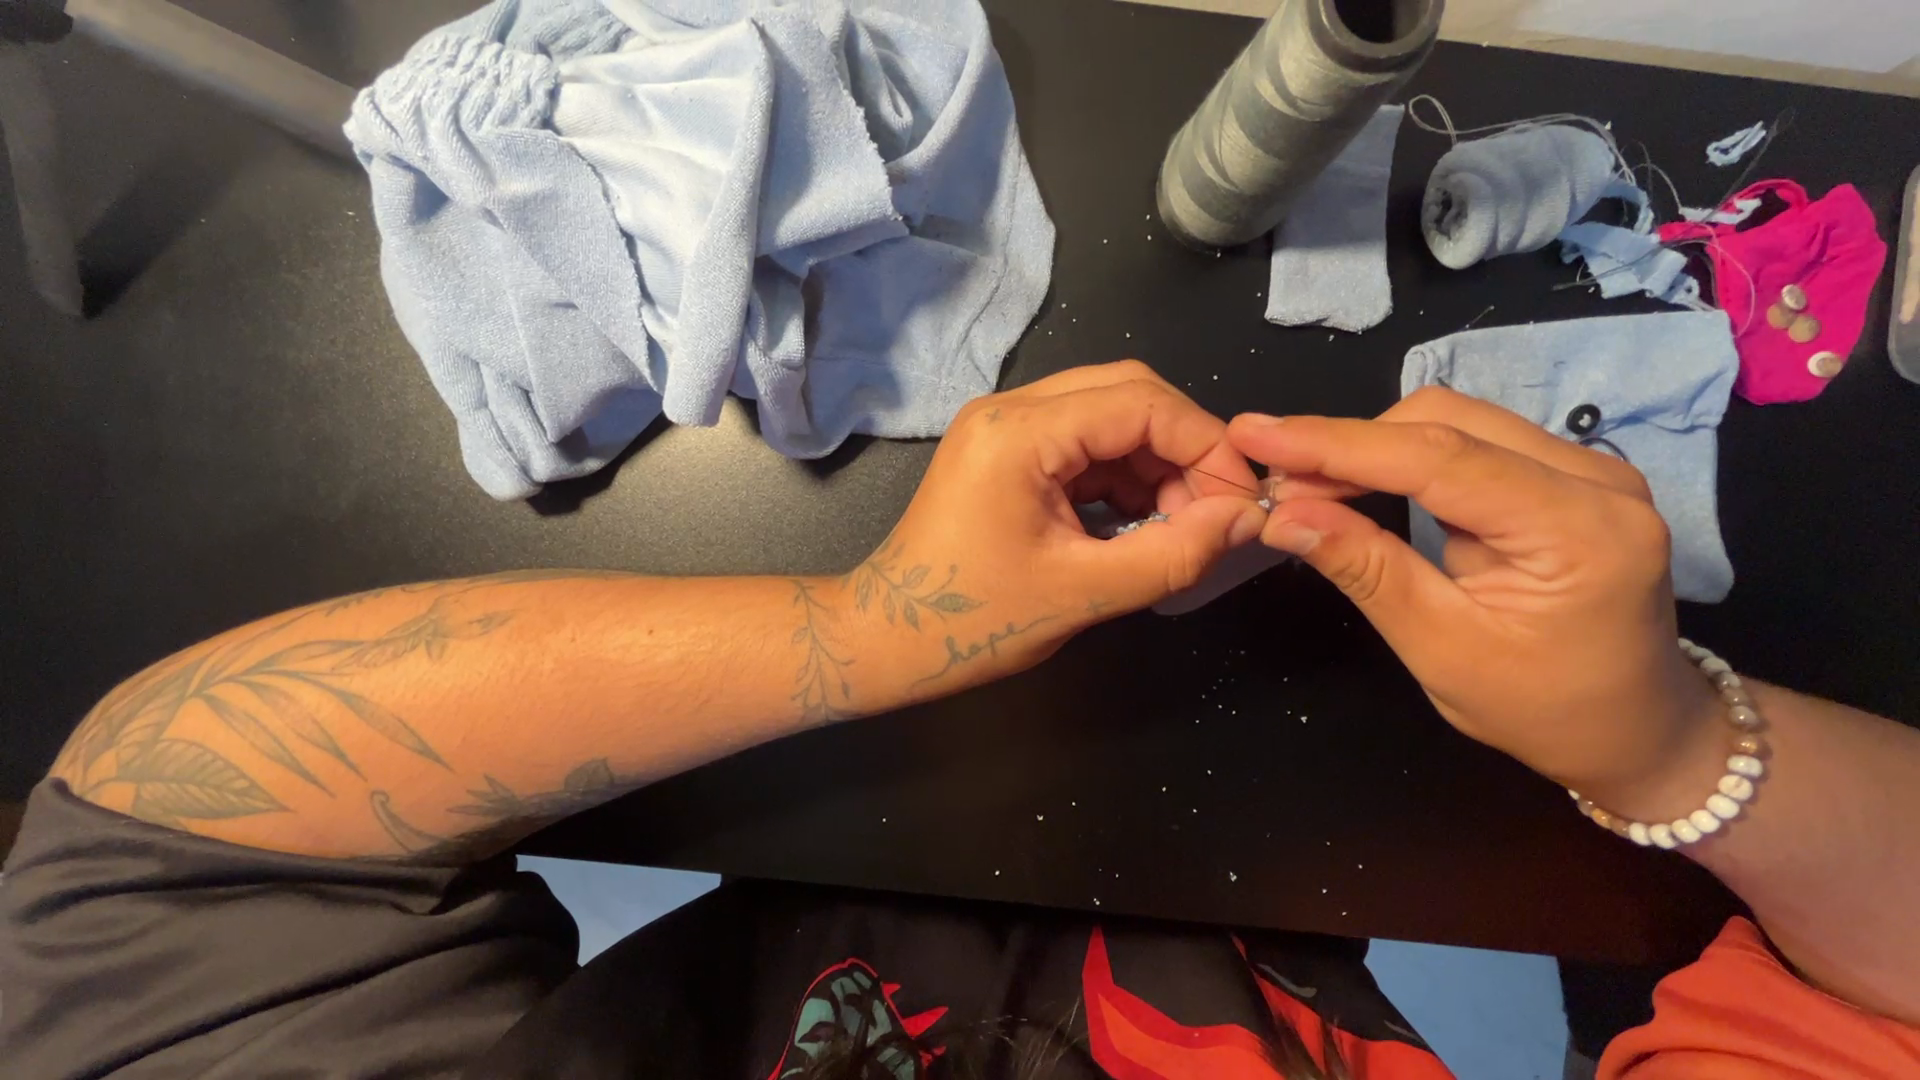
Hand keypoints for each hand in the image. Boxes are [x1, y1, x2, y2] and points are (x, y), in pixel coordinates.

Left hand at [856, 361, 1266, 700]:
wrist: (889, 636)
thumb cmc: (972, 622)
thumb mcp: (1083, 593)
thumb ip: (1174, 554)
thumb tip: (1247, 520)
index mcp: (1019, 433)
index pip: (1141, 403)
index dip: (1206, 445)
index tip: (1242, 500)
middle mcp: (1009, 410)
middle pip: (1128, 395)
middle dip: (1183, 450)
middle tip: (1214, 514)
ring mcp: (1003, 427)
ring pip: (1108, 417)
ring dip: (1155, 465)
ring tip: (1178, 528)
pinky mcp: (1006, 452)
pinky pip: (1083, 444)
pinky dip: (1122, 478)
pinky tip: (1140, 522)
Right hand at [1228, 388, 1723, 813]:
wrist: (1636, 728)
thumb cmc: (1540, 708)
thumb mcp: (1439, 649)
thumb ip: (1364, 569)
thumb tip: (1281, 515)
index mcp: (1578, 529)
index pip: (1437, 459)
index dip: (1335, 442)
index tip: (1254, 432)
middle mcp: (1592, 478)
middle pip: (1443, 421)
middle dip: (1345, 445)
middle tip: (1274, 483)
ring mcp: (1583, 470)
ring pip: (1449, 421)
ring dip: (1366, 448)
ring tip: (1303, 486)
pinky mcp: (1561, 476)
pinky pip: (1462, 443)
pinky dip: (1395, 460)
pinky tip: (1354, 485)